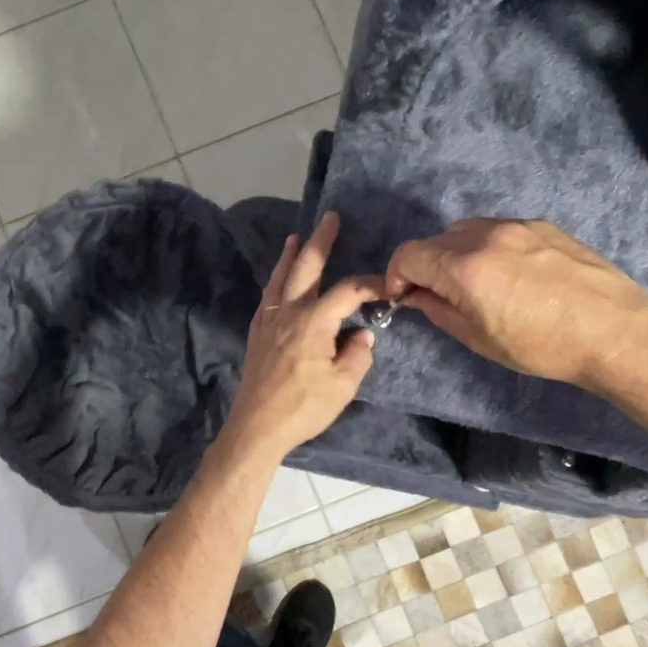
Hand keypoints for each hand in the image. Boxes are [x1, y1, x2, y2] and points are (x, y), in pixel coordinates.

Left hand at [225, 213, 386, 459]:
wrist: (256, 428)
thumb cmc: (303, 407)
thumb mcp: (343, 385)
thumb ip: (358, 354)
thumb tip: (362, 334)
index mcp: (312, 322)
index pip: (347, 291)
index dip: (371, 285)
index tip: (390, 288)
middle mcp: (287, 313)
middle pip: (305, 268)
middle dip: (320, 241)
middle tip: (330, 218)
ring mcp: (267, 323)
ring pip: (280, 280)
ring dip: (290, 257)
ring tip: (296, 238)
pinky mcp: (256, 337)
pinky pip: (267, 299)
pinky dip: (276, 283)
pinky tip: (278, 284)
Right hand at [384, 219, 647, 389]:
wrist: (613, 331)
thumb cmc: (541, 346)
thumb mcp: (478, 338)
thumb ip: (438, 309)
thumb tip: (415, 295)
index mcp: (465, 267)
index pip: (408, 254)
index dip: (396, 276)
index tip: (404, 297)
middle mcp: (486, 235)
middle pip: (435, 240)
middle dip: (426, 266)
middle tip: (439, 296)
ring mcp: (517, 226)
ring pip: (465, 230)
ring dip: (455, 253)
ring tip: (475, 285)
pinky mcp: (543, 226)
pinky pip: (497, 229)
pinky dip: (486, 247)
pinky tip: (509, 275)